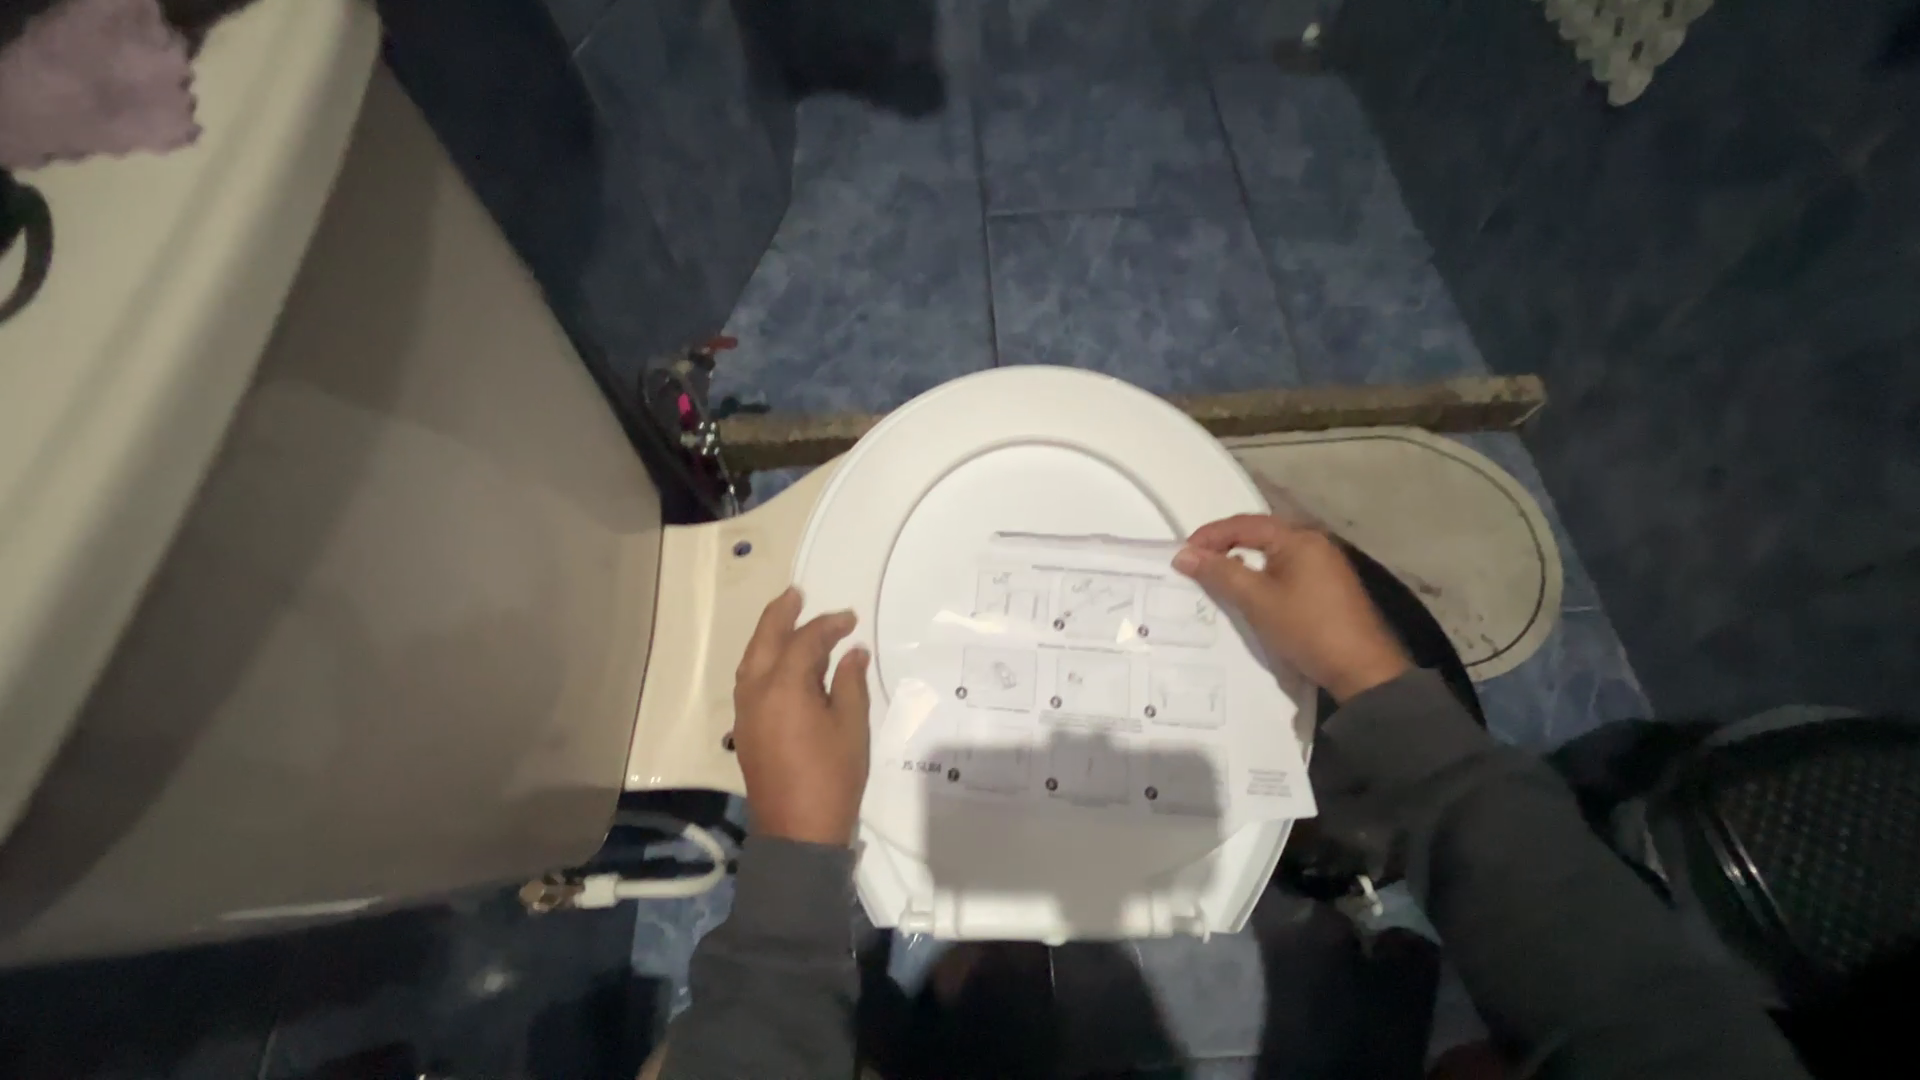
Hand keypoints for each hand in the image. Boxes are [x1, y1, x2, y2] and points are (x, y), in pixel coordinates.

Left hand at [732, 587, 871, 845]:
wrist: (798, 832)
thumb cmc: (831, 776)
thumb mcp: (851, 726)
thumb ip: (849, 683)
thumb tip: (852, 653)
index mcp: (785, 687)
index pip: (805, 641)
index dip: (829, 626)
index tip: (851, 620)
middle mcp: (757, 692)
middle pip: (765, 640)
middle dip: (781, 614)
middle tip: (796, 595)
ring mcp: (745, 711)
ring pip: (752, 660)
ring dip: (769, 636)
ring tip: (787, 620)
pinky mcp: (744, 729)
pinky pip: (750, 681)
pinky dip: (764, 662)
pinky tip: (783, 664)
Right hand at [1173, 515, 1409, 702]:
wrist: (1361, 669)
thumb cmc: (1306, 628)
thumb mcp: (1256, 600)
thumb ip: (1219, 573)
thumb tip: (1183, 554)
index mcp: (1298, 538)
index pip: (1243, 524)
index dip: (1209, 536)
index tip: (1182, 554)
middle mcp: (1313, 542)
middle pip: (1258, 533)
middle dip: (1223, 545)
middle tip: (1195, 562)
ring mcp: (1323, 564)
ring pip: (1271, 551)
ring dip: (1241, 559)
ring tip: (1215, 576)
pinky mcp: (1327, 585)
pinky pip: (1284, 567)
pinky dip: (1260, 573)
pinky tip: (1248, 590)